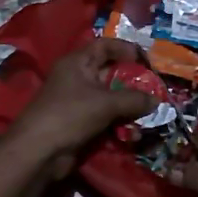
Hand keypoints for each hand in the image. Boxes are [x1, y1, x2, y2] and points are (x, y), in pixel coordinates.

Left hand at [6, 37, 155, 178]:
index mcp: (77, 62)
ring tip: (150, 114)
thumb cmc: (70, 114)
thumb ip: (133, 99)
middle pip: (110, 72)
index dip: (126, 49)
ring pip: (109, 97)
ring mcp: (77, 101)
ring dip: (129, 106)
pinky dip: (119, 122)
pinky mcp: (79, 122)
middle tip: (155, 90)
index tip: (147, 61)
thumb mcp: (105, 103)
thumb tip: (156, 100)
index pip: (104, 45)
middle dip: (133, 82)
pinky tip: (135, 133)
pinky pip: (105, 117)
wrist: (40, 151)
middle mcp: (77, 77)